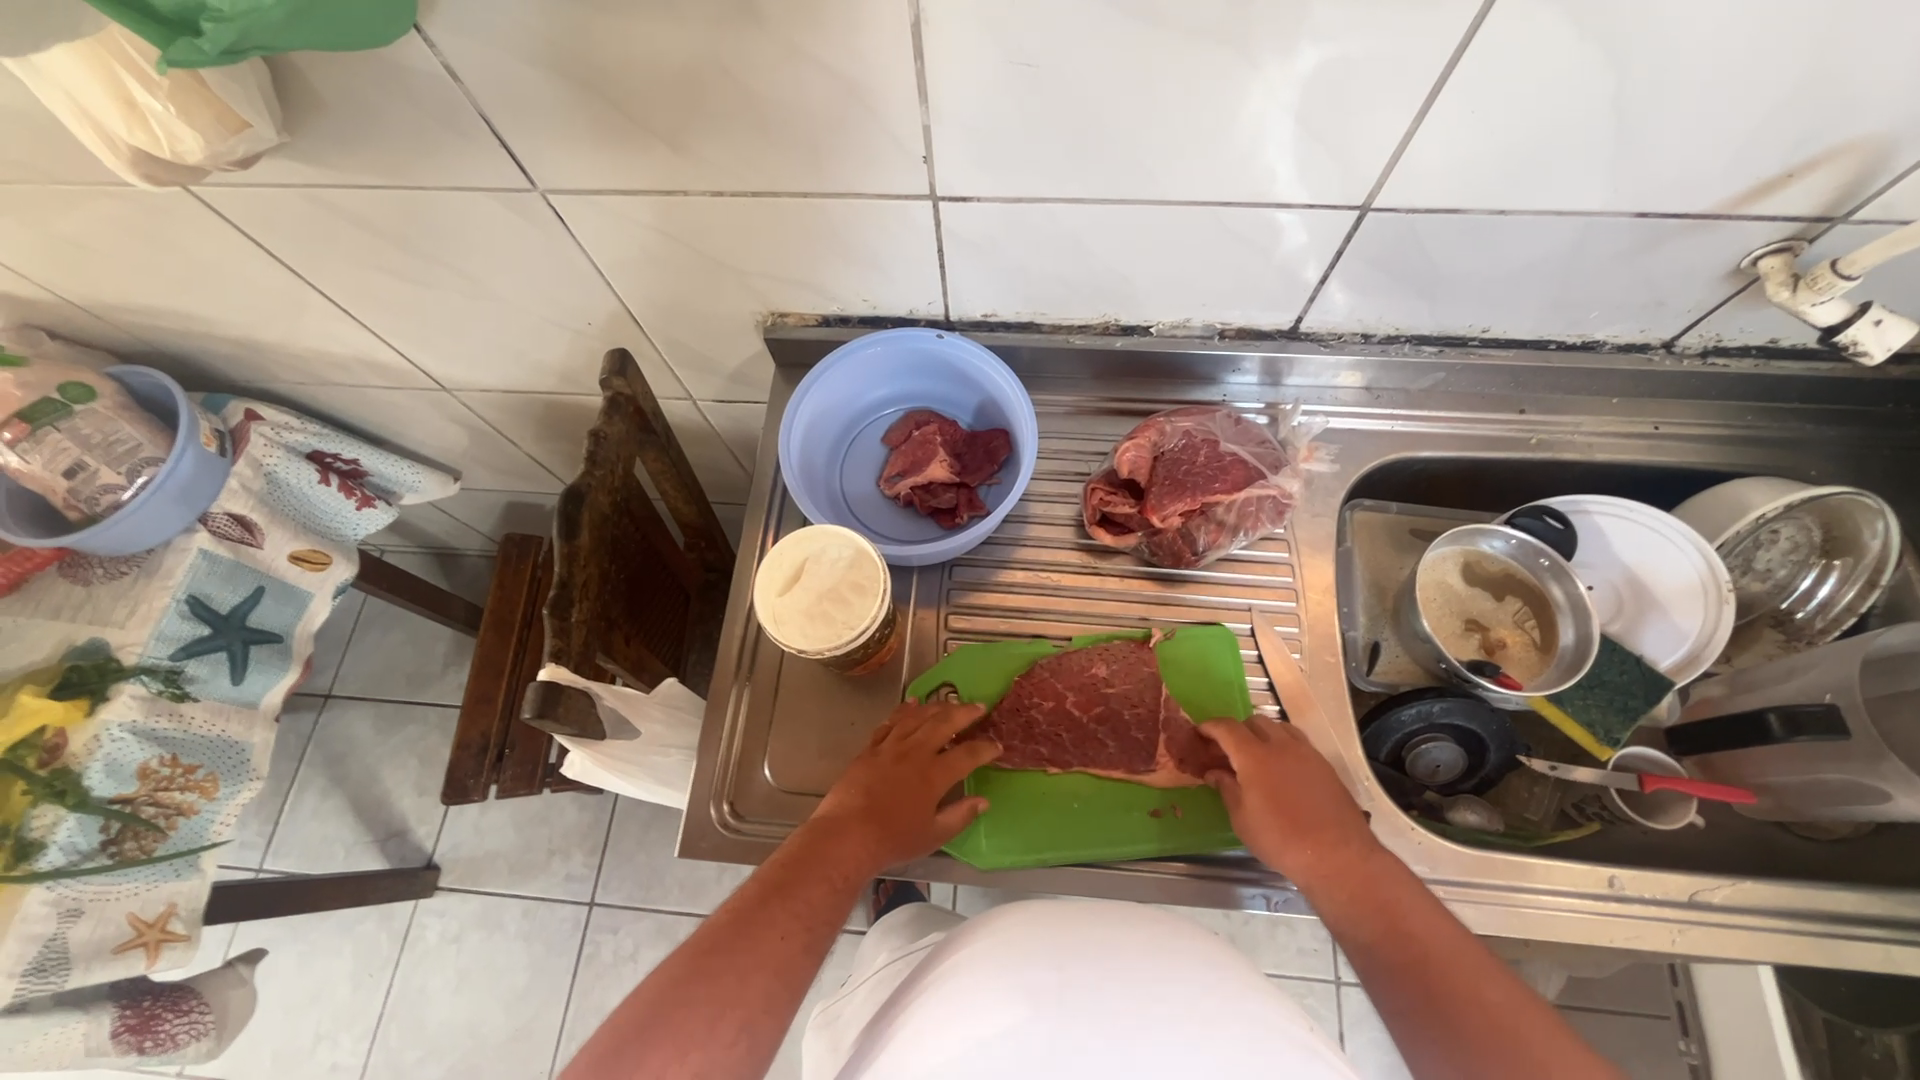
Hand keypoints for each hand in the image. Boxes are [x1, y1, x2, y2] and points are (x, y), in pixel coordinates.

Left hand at [803, 702, 1001, 875]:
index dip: (986, 748)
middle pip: (944, 723)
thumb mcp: (934, 835)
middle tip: (979, 707)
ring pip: (917, 717)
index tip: (997, 746)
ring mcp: (890, 747)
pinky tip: (912, 704)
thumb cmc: (892, 840)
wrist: (846, 835)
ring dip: (936, 706)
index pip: (968, 754)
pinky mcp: (870, 749)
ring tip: (949, 702)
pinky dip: (904, 711)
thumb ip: (960, 816)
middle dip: (964, 712)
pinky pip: (890, 723)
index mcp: (934, 774)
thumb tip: (983, 801)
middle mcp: (914, 753)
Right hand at [1197, 715, 1380, 886]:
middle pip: (1254, 721)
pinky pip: (1298, 742)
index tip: (1199, 734)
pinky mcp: (1325, 766)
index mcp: (1255, 756)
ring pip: (1280, 727)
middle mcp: (1282, 746)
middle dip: (1236, 730)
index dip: (1210, 727)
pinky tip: (1281, 769)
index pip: (1227, 728)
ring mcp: (1307, 753)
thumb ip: (1226, 788)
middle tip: (1227, 751)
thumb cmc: (1280, 839)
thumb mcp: (1242, 818)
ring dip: (1262, 734)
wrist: (1337, 856)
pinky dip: (1283, 746)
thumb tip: (1215, 773)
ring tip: (1255, 755)